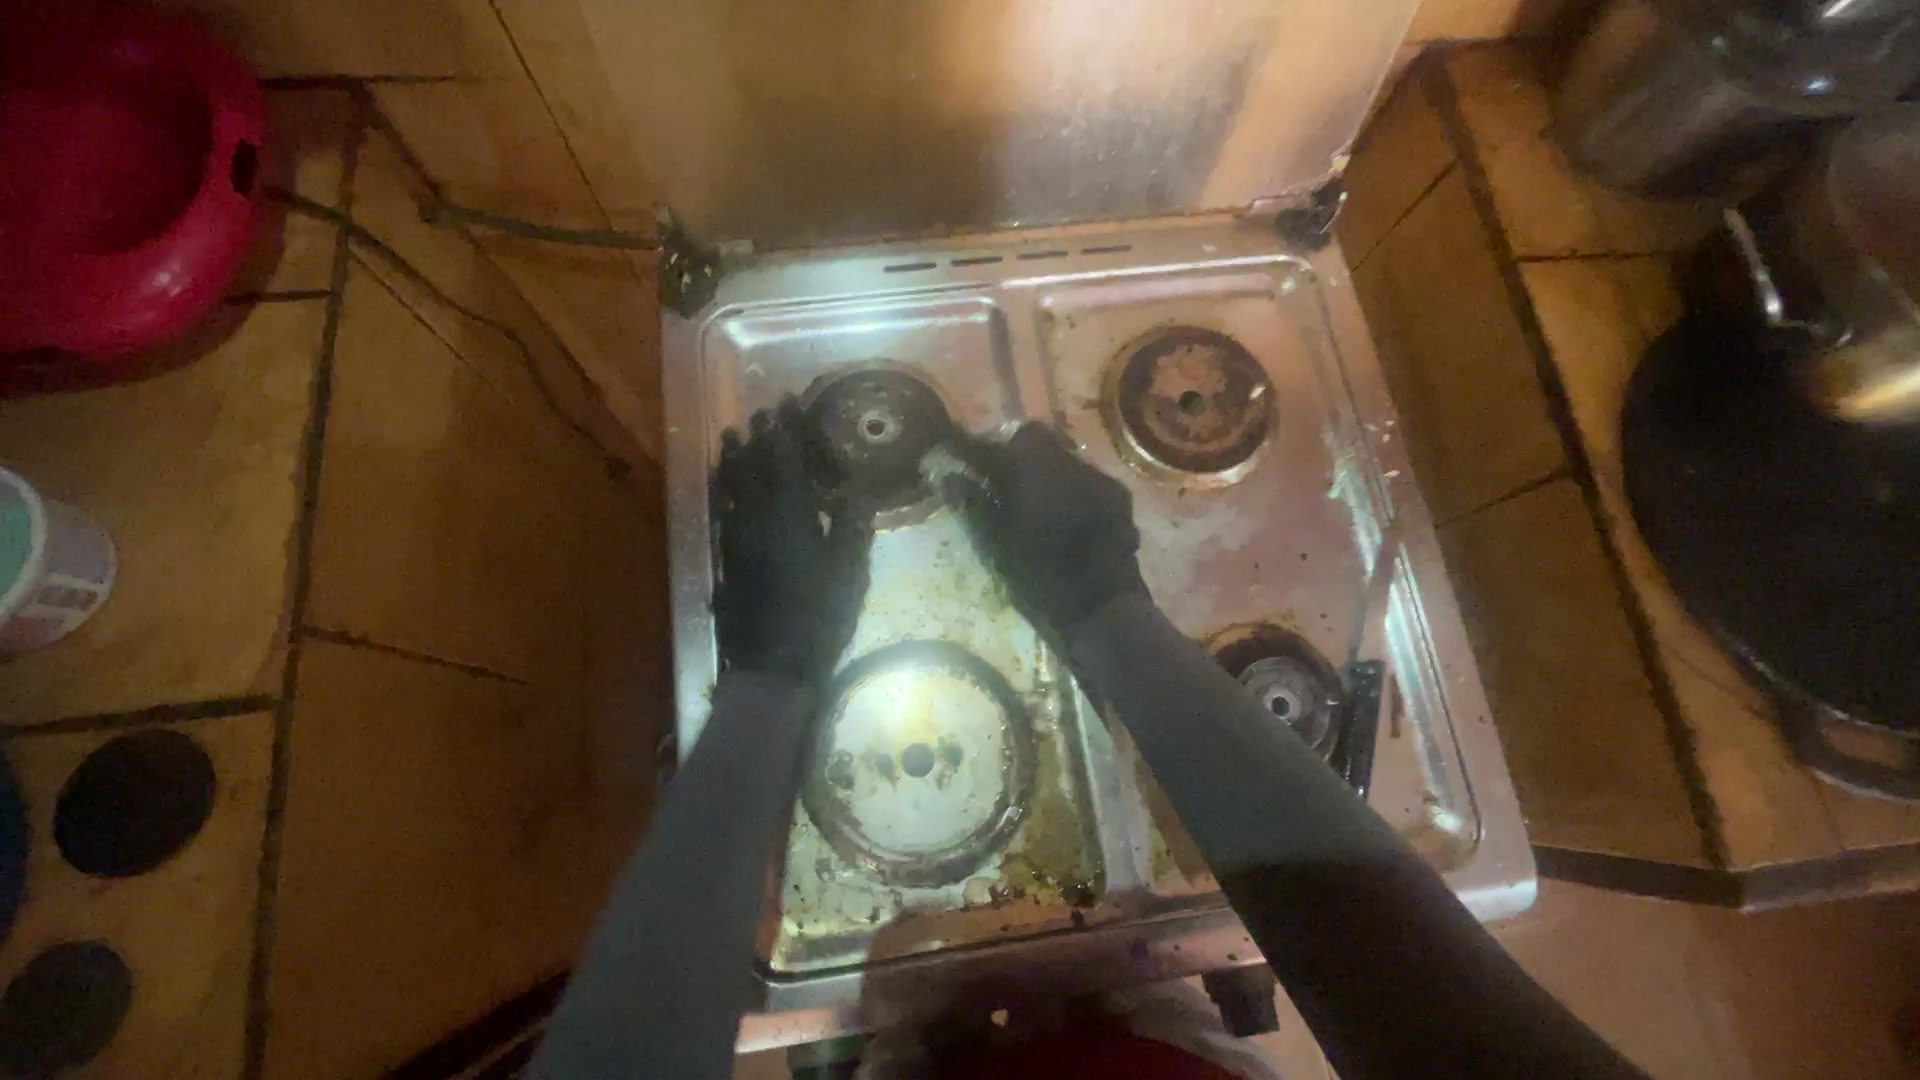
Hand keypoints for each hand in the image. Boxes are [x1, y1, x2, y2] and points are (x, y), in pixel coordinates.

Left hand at [713, 401, 870, 685]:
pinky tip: (720, 487)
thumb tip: (857, 492)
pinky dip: (719, 492)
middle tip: (761, 413)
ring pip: (729, 488)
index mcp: (791, 517)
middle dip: (757, 436)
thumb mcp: (850, 572)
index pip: (786, 459)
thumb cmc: (820, 617)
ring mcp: (736, 539)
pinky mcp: (726, 560)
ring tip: (730, 435)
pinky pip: (719, 513)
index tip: (787, 403)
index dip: (786, 429)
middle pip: (753, 467)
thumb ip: (852, 527)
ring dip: (731, 459)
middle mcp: (758, 519)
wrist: (773, 664)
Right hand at [943, 423, 1148, 630]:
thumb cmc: (1042, 579)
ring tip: (1032, 498)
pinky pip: (1086, 476)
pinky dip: (1069, 485)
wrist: (1103, 607)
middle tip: (999, 480)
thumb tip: (948, 476)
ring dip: (1043, 469)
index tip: (963, 460)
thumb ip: (974, 503)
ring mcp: (1099, 476)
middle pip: (1034, 439)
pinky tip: (1064, 512)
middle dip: (1013, 453)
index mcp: (1036, 471)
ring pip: (1062, 455)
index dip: (977, 450)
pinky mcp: (1119, 495)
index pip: (998, 445)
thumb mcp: (998, 545)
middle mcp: (1070, 462)